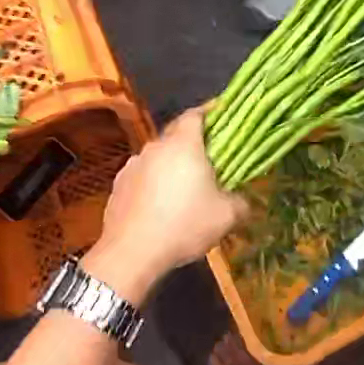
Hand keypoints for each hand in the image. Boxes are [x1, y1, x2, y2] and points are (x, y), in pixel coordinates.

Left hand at [83, 110, 243, 302]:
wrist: (132, 252)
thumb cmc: (184, 225)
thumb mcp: (225, 217)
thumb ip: (240, 202)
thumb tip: (245, 200)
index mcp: (183, 144)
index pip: (195, 114)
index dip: (209, 112)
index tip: (221, 115)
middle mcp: (156, 147)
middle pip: (176, 136)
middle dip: (193, 144)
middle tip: (209, 159)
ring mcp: (133, 165)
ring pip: (158, 158)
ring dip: (171, 166)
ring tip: (184, 188)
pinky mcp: (118, 185)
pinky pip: (142, 177)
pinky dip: (153, 184)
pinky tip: (159, 206)